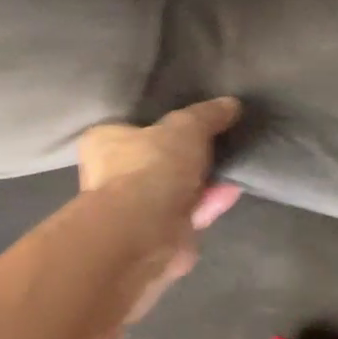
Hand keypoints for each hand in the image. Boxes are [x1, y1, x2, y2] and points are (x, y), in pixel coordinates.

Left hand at [77, 97, 243, 321]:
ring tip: (233, 163)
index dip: (160, 122)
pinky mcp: (156, 235)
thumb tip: (230, 103)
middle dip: (188, 155)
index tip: (191, 119)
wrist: (145, 233)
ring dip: (202, 181)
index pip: (131, 126)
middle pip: (156, 158)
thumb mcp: (186, 127)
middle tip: (218, 142)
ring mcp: (133, 208)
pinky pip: (187, 212)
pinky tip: (232, 191)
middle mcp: (112, 175)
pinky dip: (208, 203)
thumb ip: (207, 114)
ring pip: (174, 188)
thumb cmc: (151, 167)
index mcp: (104, 142)